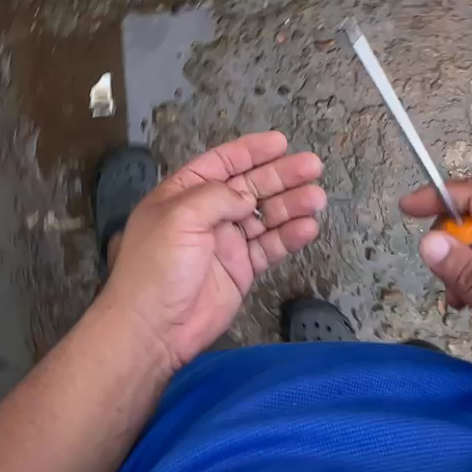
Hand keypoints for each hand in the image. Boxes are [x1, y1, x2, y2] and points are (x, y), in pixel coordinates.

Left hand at [101, 132, 325, 368]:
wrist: (154, 328)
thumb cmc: (158, 265)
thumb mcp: (180, 217)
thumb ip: (217, 197)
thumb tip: (247, 197)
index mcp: (185, 192)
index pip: (222, 162)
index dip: (251, 151)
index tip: (281, 143)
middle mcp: (208, 213)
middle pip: (250, 186)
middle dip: (281, 175)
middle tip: (313, 166)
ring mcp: (226, 241)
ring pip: (265, 215)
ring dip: (291, 204)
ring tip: (317, 197)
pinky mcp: (241, 270)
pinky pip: (269, 247)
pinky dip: (289, 237)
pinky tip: (307, 228)